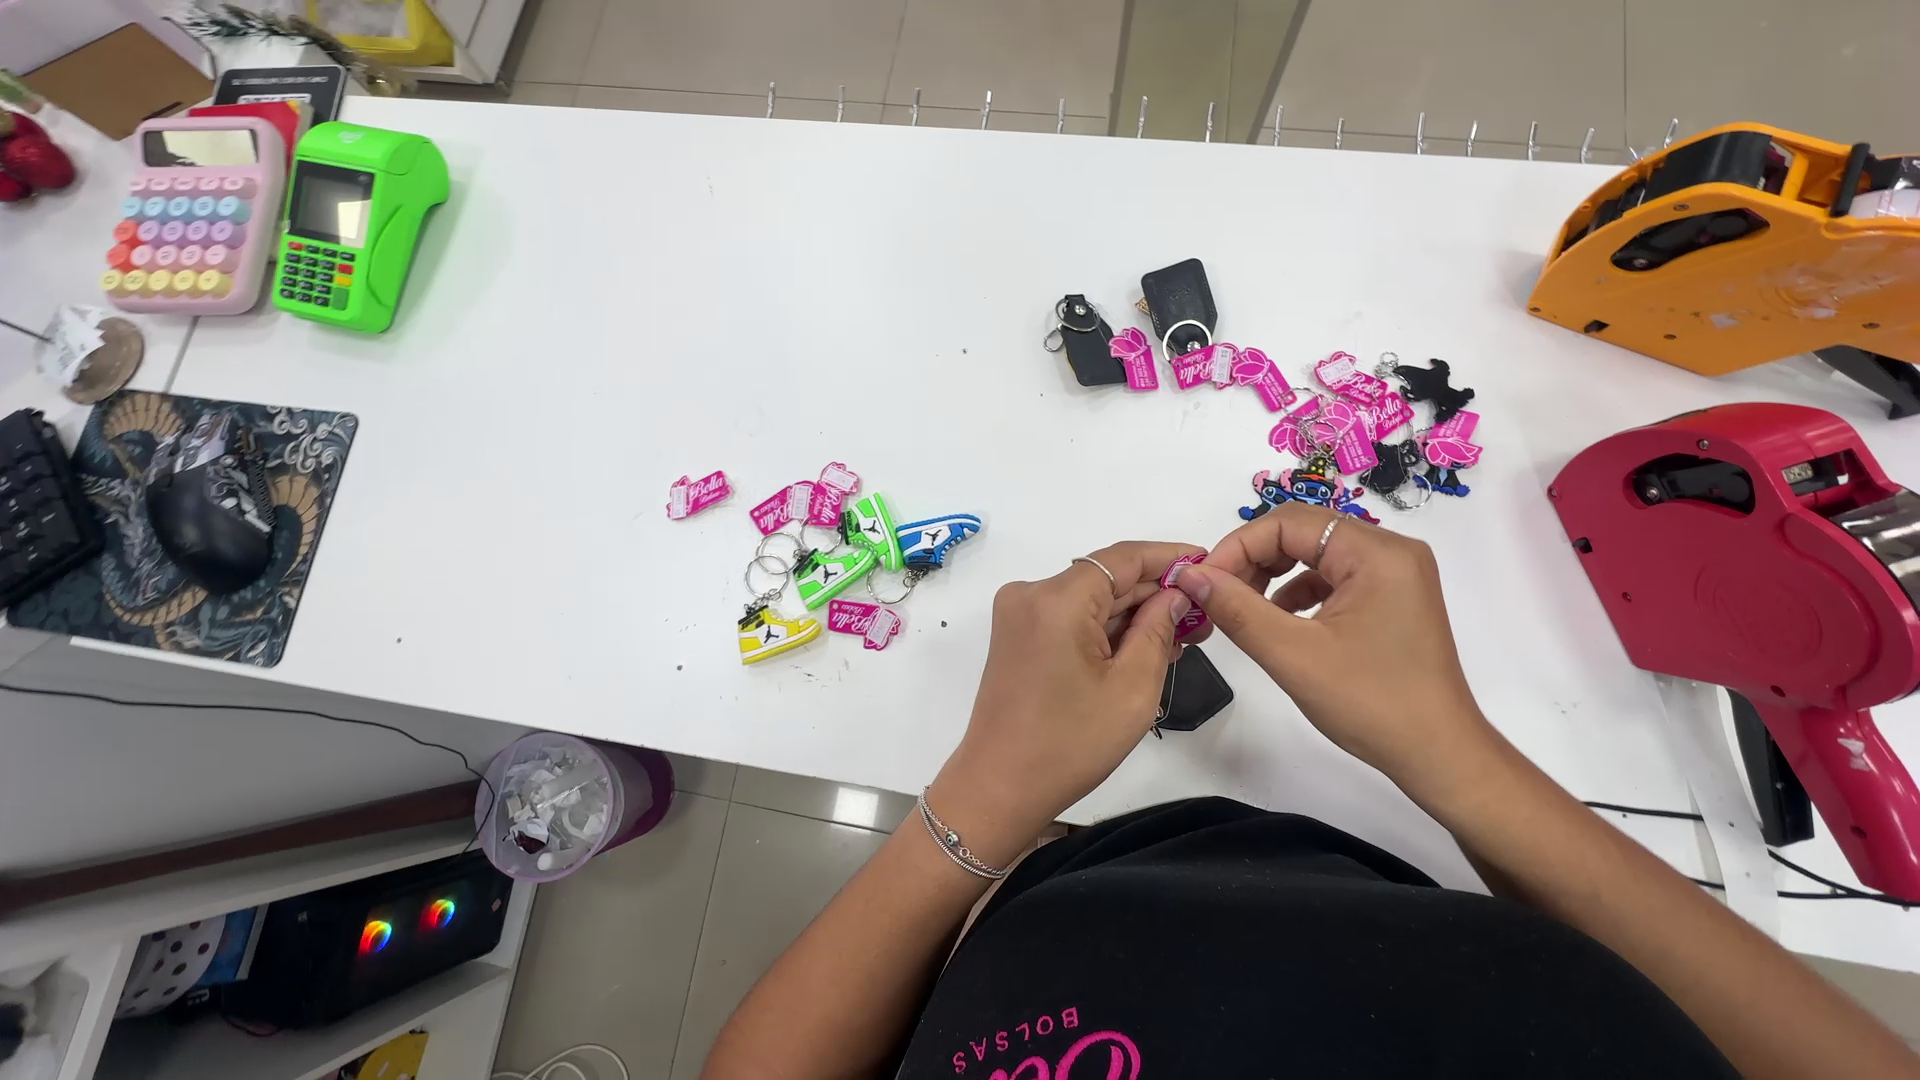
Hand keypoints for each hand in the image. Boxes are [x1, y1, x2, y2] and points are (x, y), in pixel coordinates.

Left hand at [928, 541, 1201, 864]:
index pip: (1122, 557)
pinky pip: (1070, 618)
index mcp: (1056, 599)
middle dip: (1154, 593)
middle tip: (1204, 616)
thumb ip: (1158, 630)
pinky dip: (1105, 629)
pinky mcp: (1017, 637)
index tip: (1208, 563)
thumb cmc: (1070, 743)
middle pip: (1105, 578)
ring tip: (1183, 636)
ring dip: (1132, 614)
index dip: (1168, 558)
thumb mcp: (1132, 688)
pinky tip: (1143, 646)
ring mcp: (1018, 615)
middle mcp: (1030, 594)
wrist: (999, 786)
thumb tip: (1176, 595)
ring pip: (1088, 599)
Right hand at [1172, 503, 1493, 783]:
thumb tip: (1191, 575)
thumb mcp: (1292, 654)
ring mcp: (1394, 575)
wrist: (1439, 756)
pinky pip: (1331, 576)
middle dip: (1252, 558)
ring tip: (1239, 607)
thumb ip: (1237, 608)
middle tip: (1215, 594)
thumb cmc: (1371, 704)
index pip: (1289, 523)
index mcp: (1377, 553)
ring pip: (1313, 553)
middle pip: (1302, 531)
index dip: (1238, 546)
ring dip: (1271, 573)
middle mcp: (1391, 551)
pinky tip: (1276, 620)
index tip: (1203, 581)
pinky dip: (1295, 591)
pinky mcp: (1390, 598)